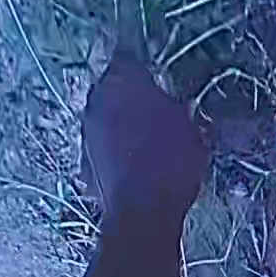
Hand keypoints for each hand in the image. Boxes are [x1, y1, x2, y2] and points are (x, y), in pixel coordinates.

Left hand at [82, 56, 207, 237]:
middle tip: (154, 121)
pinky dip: (113, 162)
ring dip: (120, 134)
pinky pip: (101, 157)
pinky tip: (134, 175)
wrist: (144, 215)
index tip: (159, 89)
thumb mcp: (191, 130)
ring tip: (146, 152)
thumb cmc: (170, 166)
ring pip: (105, 126)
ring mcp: (87, 137)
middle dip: (130, 105)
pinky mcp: (84, 169)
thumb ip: (176, 111)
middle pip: (113, 94)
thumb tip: (175, 113)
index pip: (130, 61)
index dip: (146, 76)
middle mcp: (96, 102)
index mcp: (122, 79)